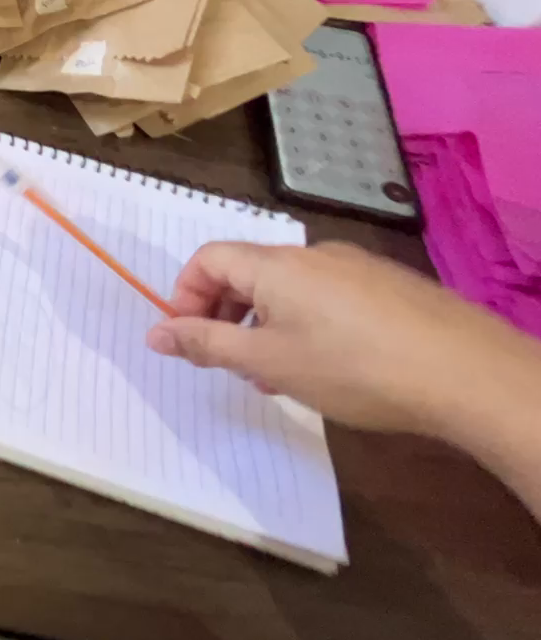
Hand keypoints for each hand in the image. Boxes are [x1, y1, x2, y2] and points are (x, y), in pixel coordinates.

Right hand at [145, 241, 540, 441]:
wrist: (484, 383)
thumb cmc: (355, 368)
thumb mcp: (265, 362)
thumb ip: (203, 343)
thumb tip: (154, 334)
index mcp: (276, 266)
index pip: (207, 259)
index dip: (185, 294)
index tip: (189, 337)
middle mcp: (315, 256)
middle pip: (246, 273)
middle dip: (223, 314)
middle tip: (226, 360)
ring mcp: (362, 270)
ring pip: (288, 289)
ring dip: (264, 324)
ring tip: (276, 372)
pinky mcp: (397, 290)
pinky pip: (329, 297)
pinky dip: (307, 324)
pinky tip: (327, 366)